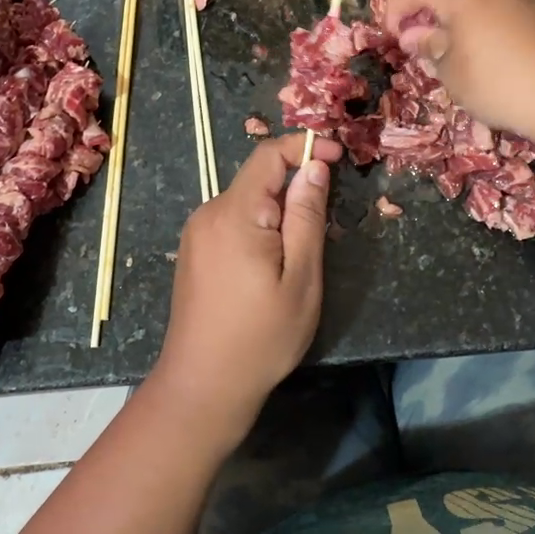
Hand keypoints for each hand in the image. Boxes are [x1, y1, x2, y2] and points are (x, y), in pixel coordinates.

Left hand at [150, 135, 341, 441]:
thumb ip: (307, 217)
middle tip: (326, 221)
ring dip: (278, 210)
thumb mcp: (301, 279)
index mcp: (235, 213)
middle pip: (258, 177)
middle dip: (295, 185)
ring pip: (247, 200)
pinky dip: (259, 226)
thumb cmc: (260, 338)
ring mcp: (197, 232)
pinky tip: (270, 267)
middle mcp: (210, 212)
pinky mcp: (194, 250)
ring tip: (299, 256)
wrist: (202, 387)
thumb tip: (314, 166)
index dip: (306, 146)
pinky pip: (233, 220)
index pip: (269, 154)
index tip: (340, 156)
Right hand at [381, 0, 534, 145]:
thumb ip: (430, 48)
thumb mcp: (452, 73)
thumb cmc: (498, 85)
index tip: (389, 34)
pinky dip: (478, 8)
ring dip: (452, 1)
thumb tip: (413, 35)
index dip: (395, 7)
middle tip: (417, 29)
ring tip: (448, 35)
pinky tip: (481, 39)